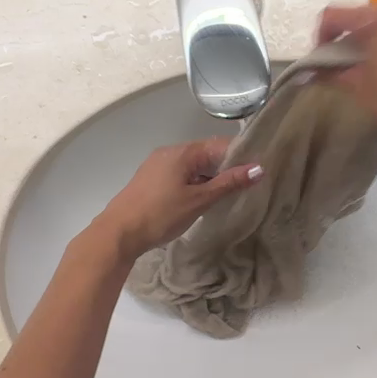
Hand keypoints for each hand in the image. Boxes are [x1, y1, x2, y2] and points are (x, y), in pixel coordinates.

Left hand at [90, 138, 261, 257]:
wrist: (118, 233)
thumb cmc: (160, 214)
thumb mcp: (199, 200)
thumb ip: (228, 183)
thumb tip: (258, 169)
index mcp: (182, 152)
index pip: (219, 145)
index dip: (241, 156)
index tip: (258, 170)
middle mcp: (170, 152)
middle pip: (206, 154)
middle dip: (226, 168)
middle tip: (248, 185)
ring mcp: (158, 165)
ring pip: (193, 166)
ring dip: (210, 178)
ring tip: (230, 195)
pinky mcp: (151, 180)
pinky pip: (181, 175)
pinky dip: (195, 183)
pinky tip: (204, 199)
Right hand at [316, 5, 376, 183]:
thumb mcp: (359, 88)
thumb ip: (332, 73)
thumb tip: (311, 72)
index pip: (335, 15)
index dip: (320, 35)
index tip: (319, 58)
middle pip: (362, 16)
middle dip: (346, 38)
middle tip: (339, 63)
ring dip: (369, 41)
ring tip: (364, 68)